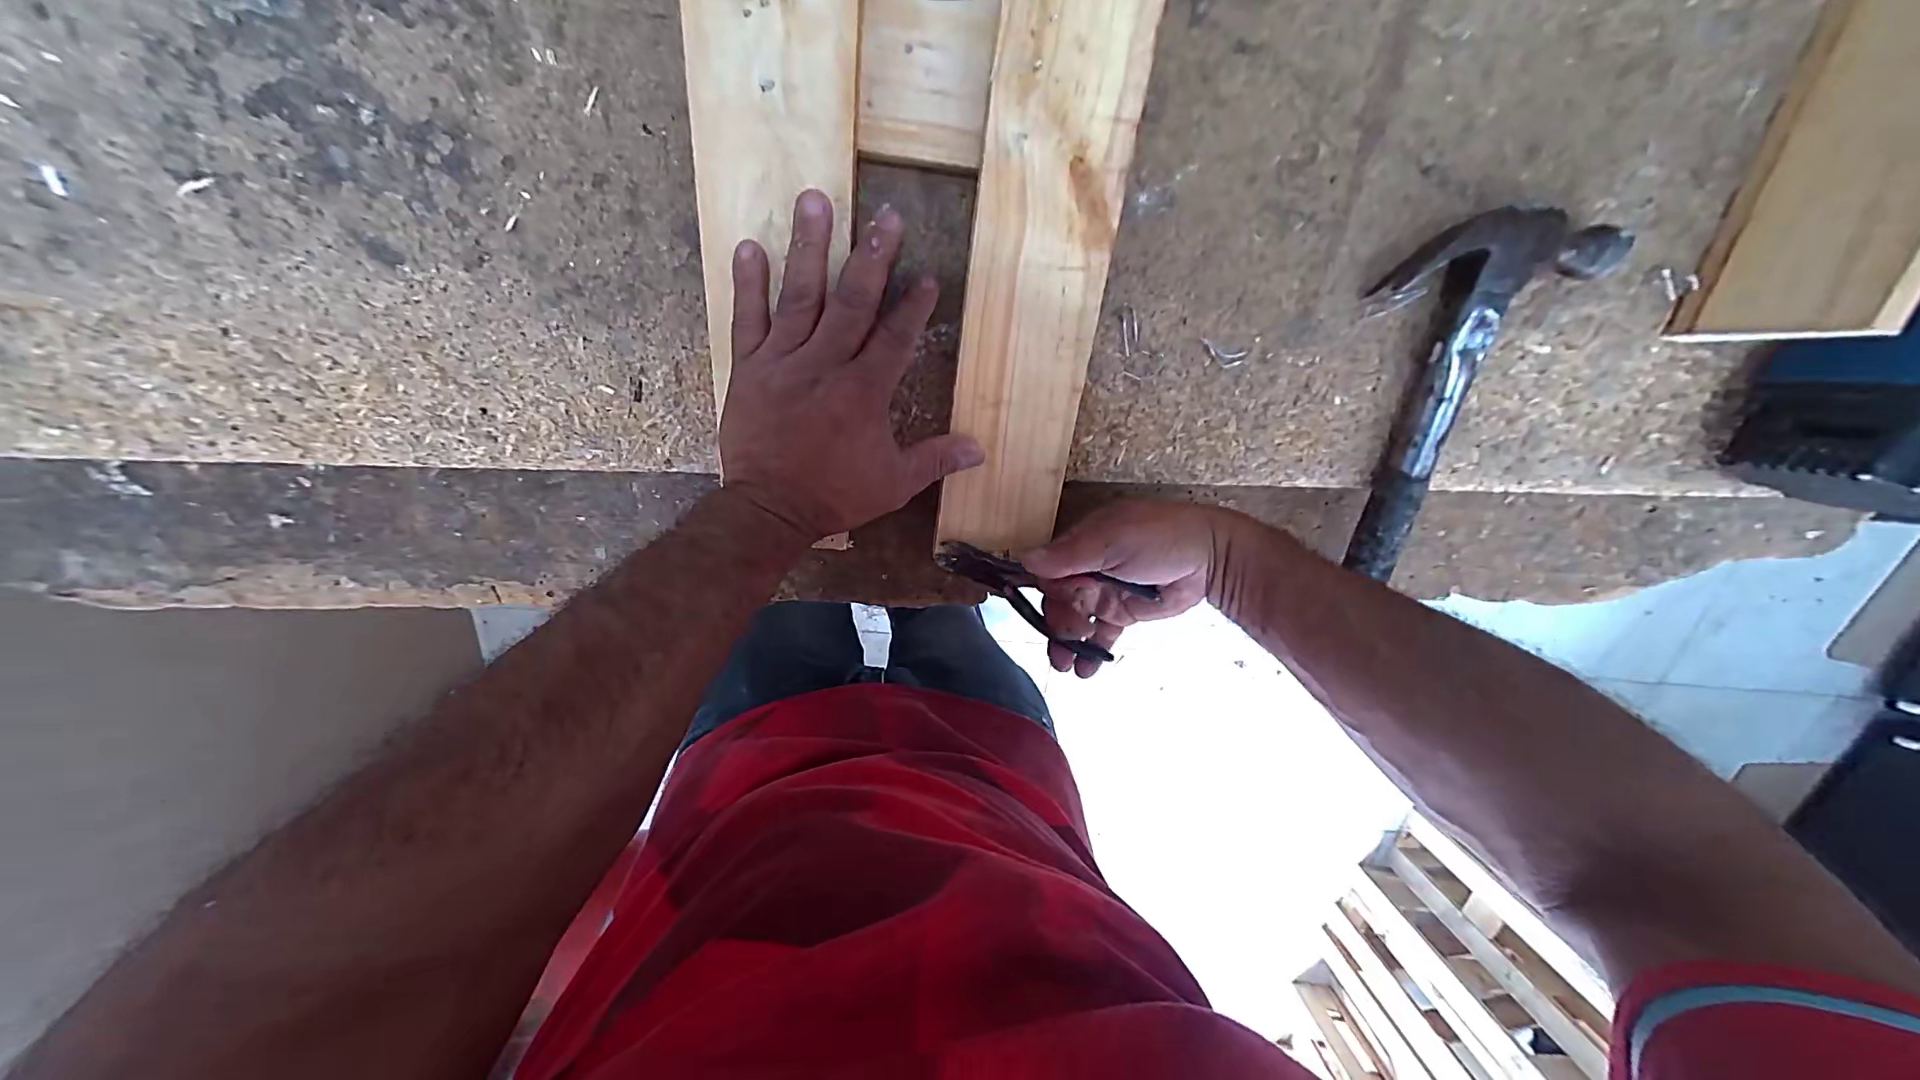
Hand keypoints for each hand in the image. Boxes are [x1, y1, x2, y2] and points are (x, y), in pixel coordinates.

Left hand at [720, 191, 984, 540]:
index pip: (895, 338)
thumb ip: (935, 459)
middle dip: (873, 256)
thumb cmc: (834, 496)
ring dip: (809, 248)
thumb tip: (979, 449)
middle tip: (885, 214)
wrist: (769, 509)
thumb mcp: (894, 484)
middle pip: (853, 302)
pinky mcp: (749, 369)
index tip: (928, 276)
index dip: (914, 306)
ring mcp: (783, 362)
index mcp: (864, 391)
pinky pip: (747, 321)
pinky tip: (749, 247)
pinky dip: (748, 285)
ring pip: (800, 298)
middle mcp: (826, 365)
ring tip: (815, 200)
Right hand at [1022, 501, 1240, 677]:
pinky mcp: (1122, 612)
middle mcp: (1087, 569)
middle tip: (1064, 644)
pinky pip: (1100, 635)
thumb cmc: (1159, 537)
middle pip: (1059, 602)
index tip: (1038, 612)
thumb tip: (1026, 560)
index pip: (1047, 572)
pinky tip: (1085, 670)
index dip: (1042, 594)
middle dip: (1056, 626)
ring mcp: (1104, 592)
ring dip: (1067, 643)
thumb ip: (1069, 555)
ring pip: (1075, 621)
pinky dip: (1091, 653)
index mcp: (1080, 545)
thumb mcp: (1111, 540)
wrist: (1210, 557)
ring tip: (1065, 665)